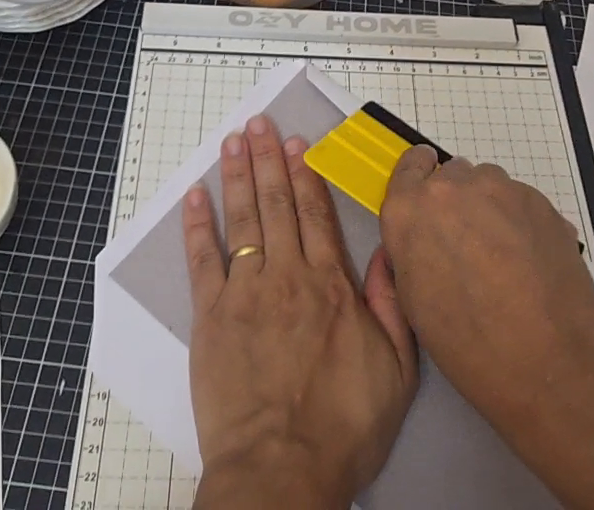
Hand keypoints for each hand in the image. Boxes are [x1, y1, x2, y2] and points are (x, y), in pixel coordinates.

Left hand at [185, 115, 419, 509]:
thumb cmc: (344, 427)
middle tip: (259, 123)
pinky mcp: (211, 317)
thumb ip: (392, 307)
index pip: (316, 215)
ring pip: (242, 220)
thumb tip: (385, 257)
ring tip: (233, 141)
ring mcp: (245, 293)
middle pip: (277, 205)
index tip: (297, 143)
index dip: (305, 175)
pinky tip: (196, 196)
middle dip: (269, 159)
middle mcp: (287, 277)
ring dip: (237, 176)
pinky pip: (202, 260)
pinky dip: (198, 225)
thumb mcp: (397, 371)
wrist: (281, 469)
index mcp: (331, 287)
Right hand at [377, 147, 593, 435]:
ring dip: (490, 209)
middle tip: (469, 245)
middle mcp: (449, 188)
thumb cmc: (467, 342)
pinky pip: (521, 200)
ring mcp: (498, 189)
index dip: (420, 179)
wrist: (545, 359)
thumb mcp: (411, 297)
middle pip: (451, 176)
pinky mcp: (538, 200)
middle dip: (457, 202)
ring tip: (504, 256)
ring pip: (488, 186)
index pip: (409, 167)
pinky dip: (521, 221)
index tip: (429, 194)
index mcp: (408, 210)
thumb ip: (410, 250)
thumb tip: (423, 237)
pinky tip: (530, 261)